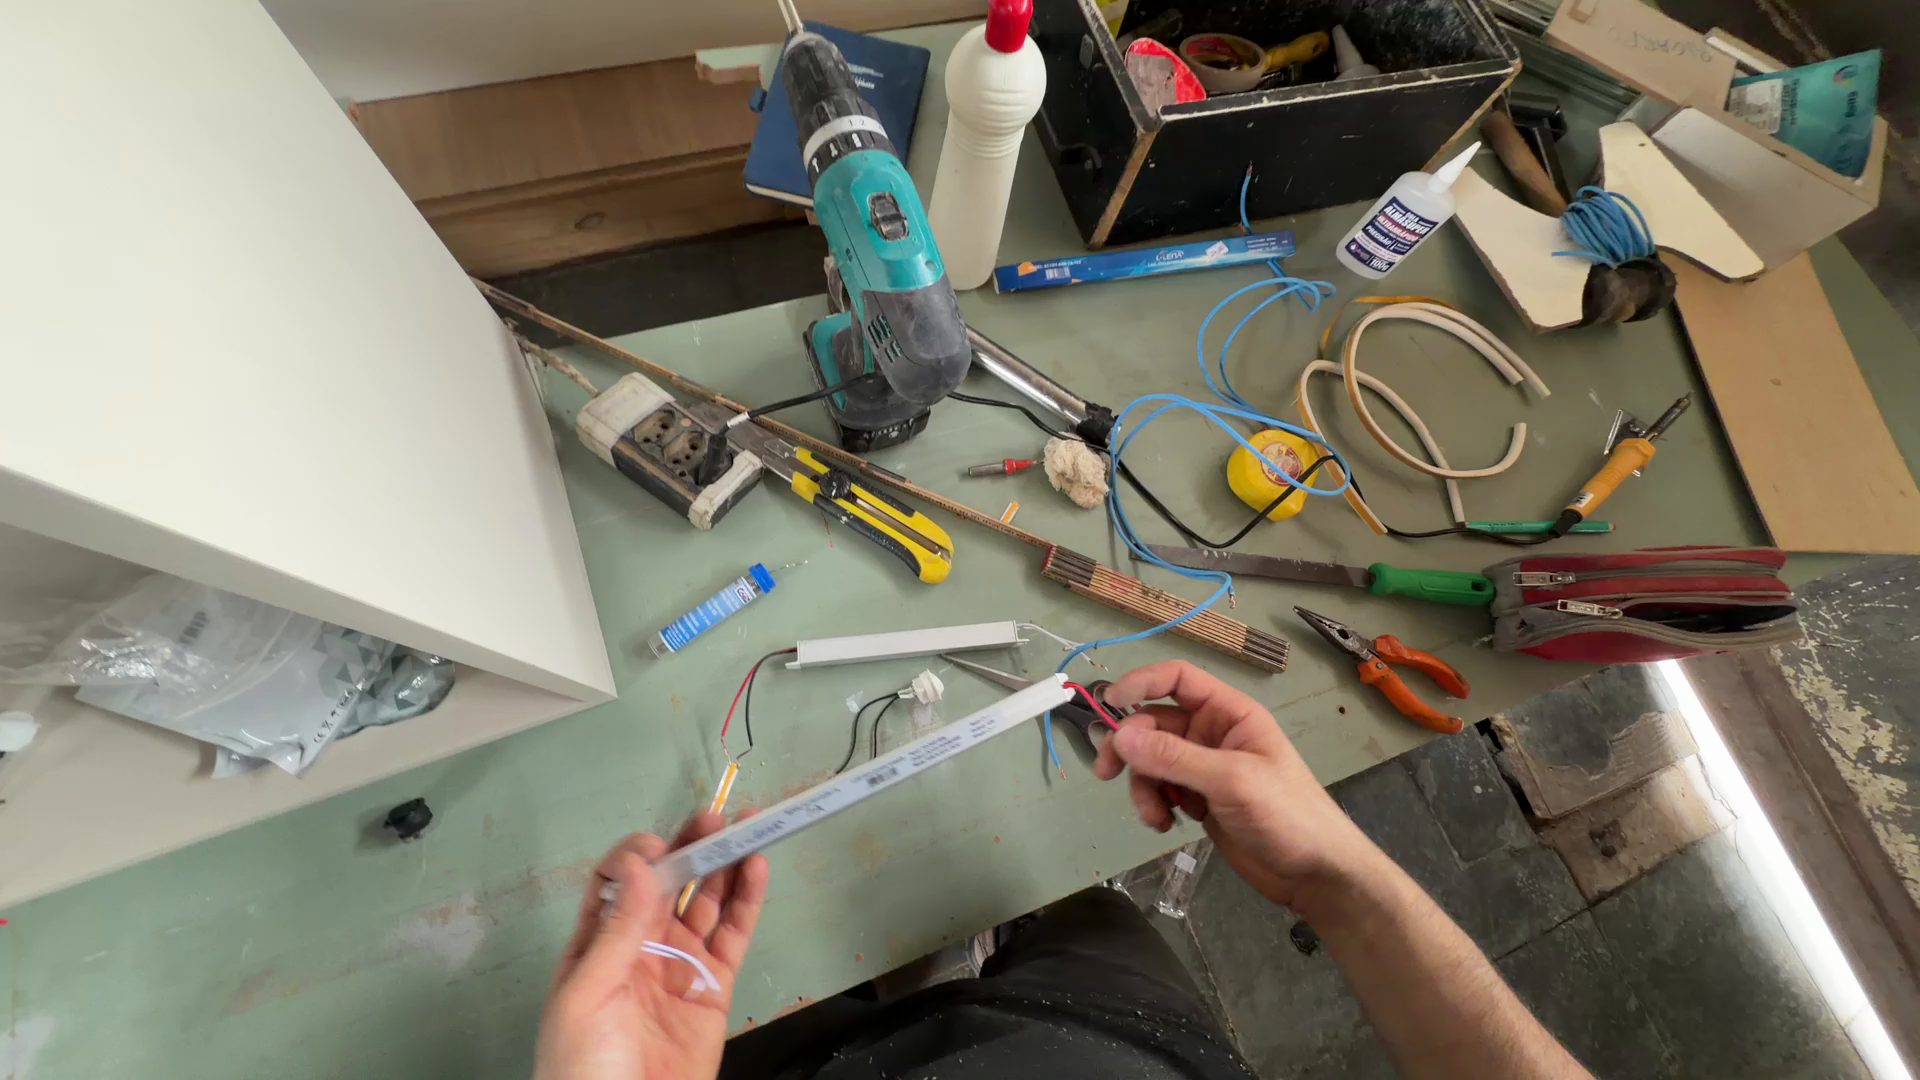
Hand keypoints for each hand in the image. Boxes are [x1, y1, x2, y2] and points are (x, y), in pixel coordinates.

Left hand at [534, 814, 769, 1079]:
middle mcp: (642, 944)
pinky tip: (757, 868)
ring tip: (749, 830)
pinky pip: (735, 932)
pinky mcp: (716, 984)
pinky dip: (749, 898)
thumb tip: (638, 860)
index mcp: (599, 945)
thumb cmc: (586, 1068)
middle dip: (692, 846)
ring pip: (708, 899)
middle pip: (670, 882)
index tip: (660, 847)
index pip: (617, 882)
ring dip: (727, 862)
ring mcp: (682, 962)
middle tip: (717, 819)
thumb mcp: (586, 997)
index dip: (638, 856)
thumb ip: (616, 929)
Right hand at [1095, 660, 1377, 907]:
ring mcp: (1202, 766)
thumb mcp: (1231, 780)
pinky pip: (1158, 787)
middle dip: (1130, 746)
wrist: (1316, 876)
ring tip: (1153, 815)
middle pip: (1153, 722)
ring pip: (1150, 759)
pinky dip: (1153, 803)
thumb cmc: (1288, 815)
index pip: (1177, 679)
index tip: (1110, 701)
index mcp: (1228, 712)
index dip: (1141, 682)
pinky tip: (1165, 824)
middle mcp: (1211, 732)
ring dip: (1142, 784)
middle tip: (1106, 770)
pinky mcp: (1196, 797)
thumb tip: (1118, 736)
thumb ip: (1174, 758)